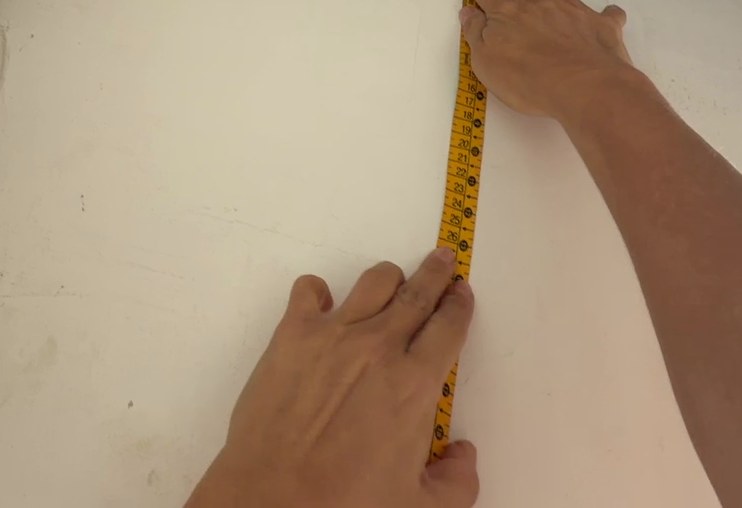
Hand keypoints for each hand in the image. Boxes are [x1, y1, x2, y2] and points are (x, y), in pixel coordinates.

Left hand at [186, 249, 478, 507]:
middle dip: (435, 273)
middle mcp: (378, 346)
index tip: (462, 292)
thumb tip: (465, 454)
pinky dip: (319, 291)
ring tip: (393, 280)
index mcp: (415, 384)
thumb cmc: (350, 506)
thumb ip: (456, 482)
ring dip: (389, 277)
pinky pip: (309, 289)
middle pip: (416, 293)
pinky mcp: (293, 331)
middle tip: (443, 258)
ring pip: (372, 282)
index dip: (459, 306)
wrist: (276, 499)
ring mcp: (333, 332)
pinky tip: (323, 304)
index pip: (448, 328)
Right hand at [456, 0, 635, 121]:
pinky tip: (606, 11)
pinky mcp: (598, 22)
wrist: (585, 88)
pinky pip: (603, 11)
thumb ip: (476, 34)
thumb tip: (469, 12)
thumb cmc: (529, 80)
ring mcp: (568, 8)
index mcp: (505, 11)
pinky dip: (604, 10)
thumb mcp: (486, 63)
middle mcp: (535, 2)